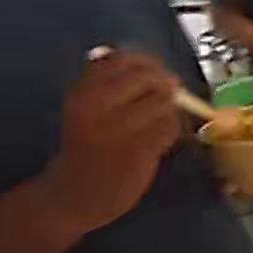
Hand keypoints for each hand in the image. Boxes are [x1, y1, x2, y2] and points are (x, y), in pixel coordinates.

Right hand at [44, 48, 180, 229]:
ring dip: (172, 110)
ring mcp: (121, 128)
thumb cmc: (86, 149)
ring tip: (169, 118)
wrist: (78, 192)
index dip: (148, 63)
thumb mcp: (87, 109)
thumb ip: (109, 87)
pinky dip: (174, 129)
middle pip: (147, 79)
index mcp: (82, 91)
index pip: (121, 60)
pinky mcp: (141, 150)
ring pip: (162, 104)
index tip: (158, 71)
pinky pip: (169, 129)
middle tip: (174, 91)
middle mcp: (99, 105)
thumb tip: (146, 67)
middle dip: (166, 83)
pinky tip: (167, 135)